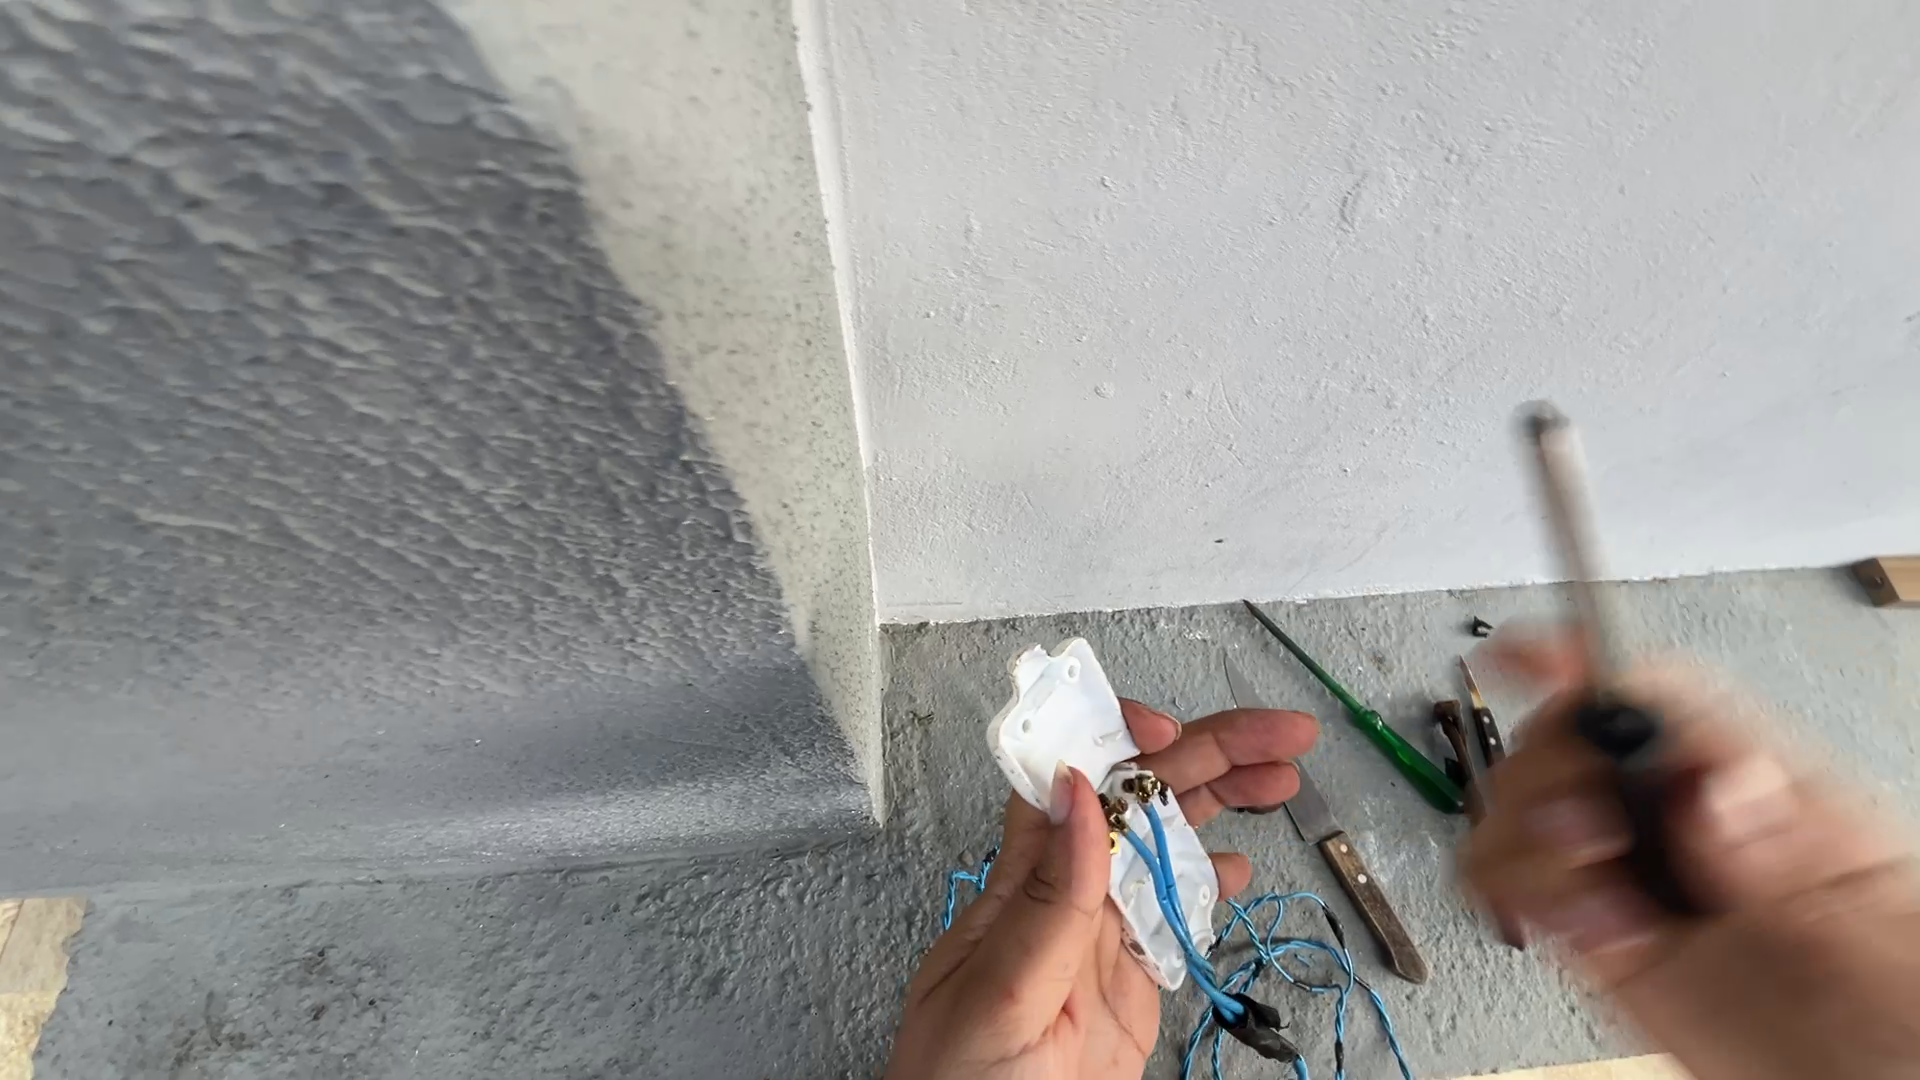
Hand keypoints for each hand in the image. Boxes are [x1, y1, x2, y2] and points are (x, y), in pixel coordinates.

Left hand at [885, 699, 1317, 1079]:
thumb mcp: (998, 992)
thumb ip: (1044, 900)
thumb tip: (1075, 789)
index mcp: (1025, 874)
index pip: (1073, 776)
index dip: (1120, 737)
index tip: (1170, 728)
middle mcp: (1068, 886)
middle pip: (1139, 797)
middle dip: (1206, 755)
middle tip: (1280, 736)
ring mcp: (1104, 930)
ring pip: (1167, 844)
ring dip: (1221, 803)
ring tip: (1279, 777)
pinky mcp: (1132, 979)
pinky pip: (1177, 914)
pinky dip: (1212, 882)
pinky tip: (1243, 864)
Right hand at [1462, 629, 1919, 1079]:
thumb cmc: (1900, 1027)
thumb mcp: (1889, 948)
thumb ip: (1800, 863)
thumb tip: (1716, 785)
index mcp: (1757, 797)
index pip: (1657, 698)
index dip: (1577, 663)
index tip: (1518, 654)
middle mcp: (1672, 816)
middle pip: (1556, 738)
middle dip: (1552, 780)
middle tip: (1597, 837)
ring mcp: (1619, 863)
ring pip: (1509, 799)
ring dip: (1527, 844)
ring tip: (1596, 899)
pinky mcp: (1576, 911)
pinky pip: (1492, 864)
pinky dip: (1508, 885)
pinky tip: (1575, 921)